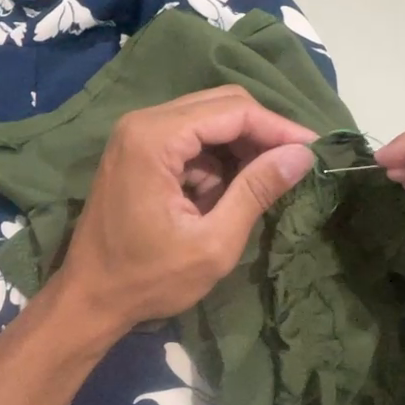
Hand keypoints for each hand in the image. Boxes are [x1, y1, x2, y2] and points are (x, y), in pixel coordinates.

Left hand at [58, 87, 315, 335]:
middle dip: (262, 132)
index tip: (315, 148)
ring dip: (240, 147)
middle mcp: (142, 123)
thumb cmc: (148, 279)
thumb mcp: (213, 243)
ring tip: (266, 182)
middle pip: (220, 105)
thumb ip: (256, 192)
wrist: (89, 299)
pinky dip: (216, 160)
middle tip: (296, 163)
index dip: (278, 127)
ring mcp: (136, 135)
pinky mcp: (137, 152)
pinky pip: (190, 139)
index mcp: (154, 138)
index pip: (232, 110)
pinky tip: (229, 192)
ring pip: (207, 120)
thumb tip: (302, 155)